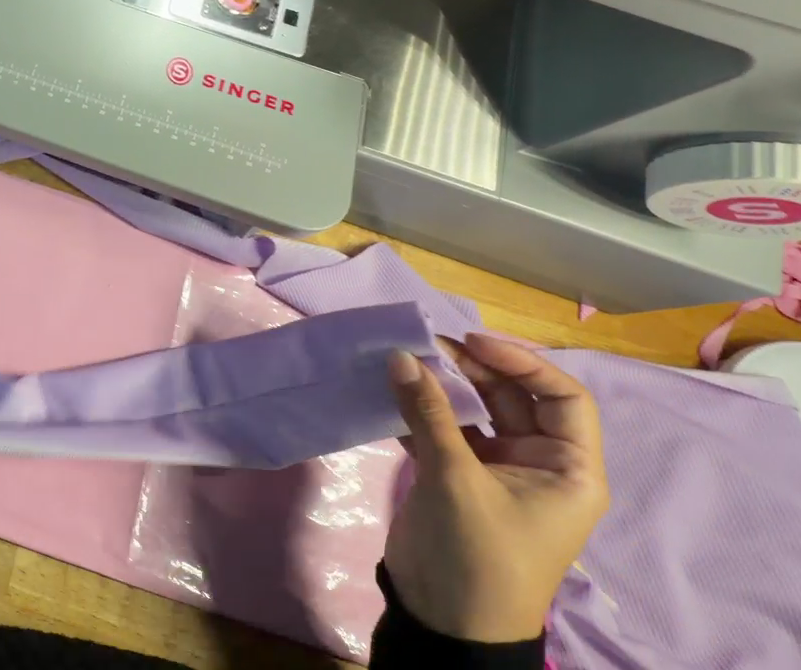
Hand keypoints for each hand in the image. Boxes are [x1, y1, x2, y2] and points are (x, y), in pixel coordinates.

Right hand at [383, 333, 609, 642]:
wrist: (447, 616)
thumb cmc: (477, 551)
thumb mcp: (455, 479)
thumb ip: (428, 414)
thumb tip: (402, 356)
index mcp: (567, 468)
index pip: (561, 398)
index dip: (522, 363)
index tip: (469, 341)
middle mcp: (538, 462)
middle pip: (513, 398)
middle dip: (471, 368)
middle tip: (422, 344)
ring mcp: (495, 469)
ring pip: (473, 411)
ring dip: (440, 386)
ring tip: (401, 360)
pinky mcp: (456, 476)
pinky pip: (442, 429)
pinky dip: (418, 408)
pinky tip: (388, 391)